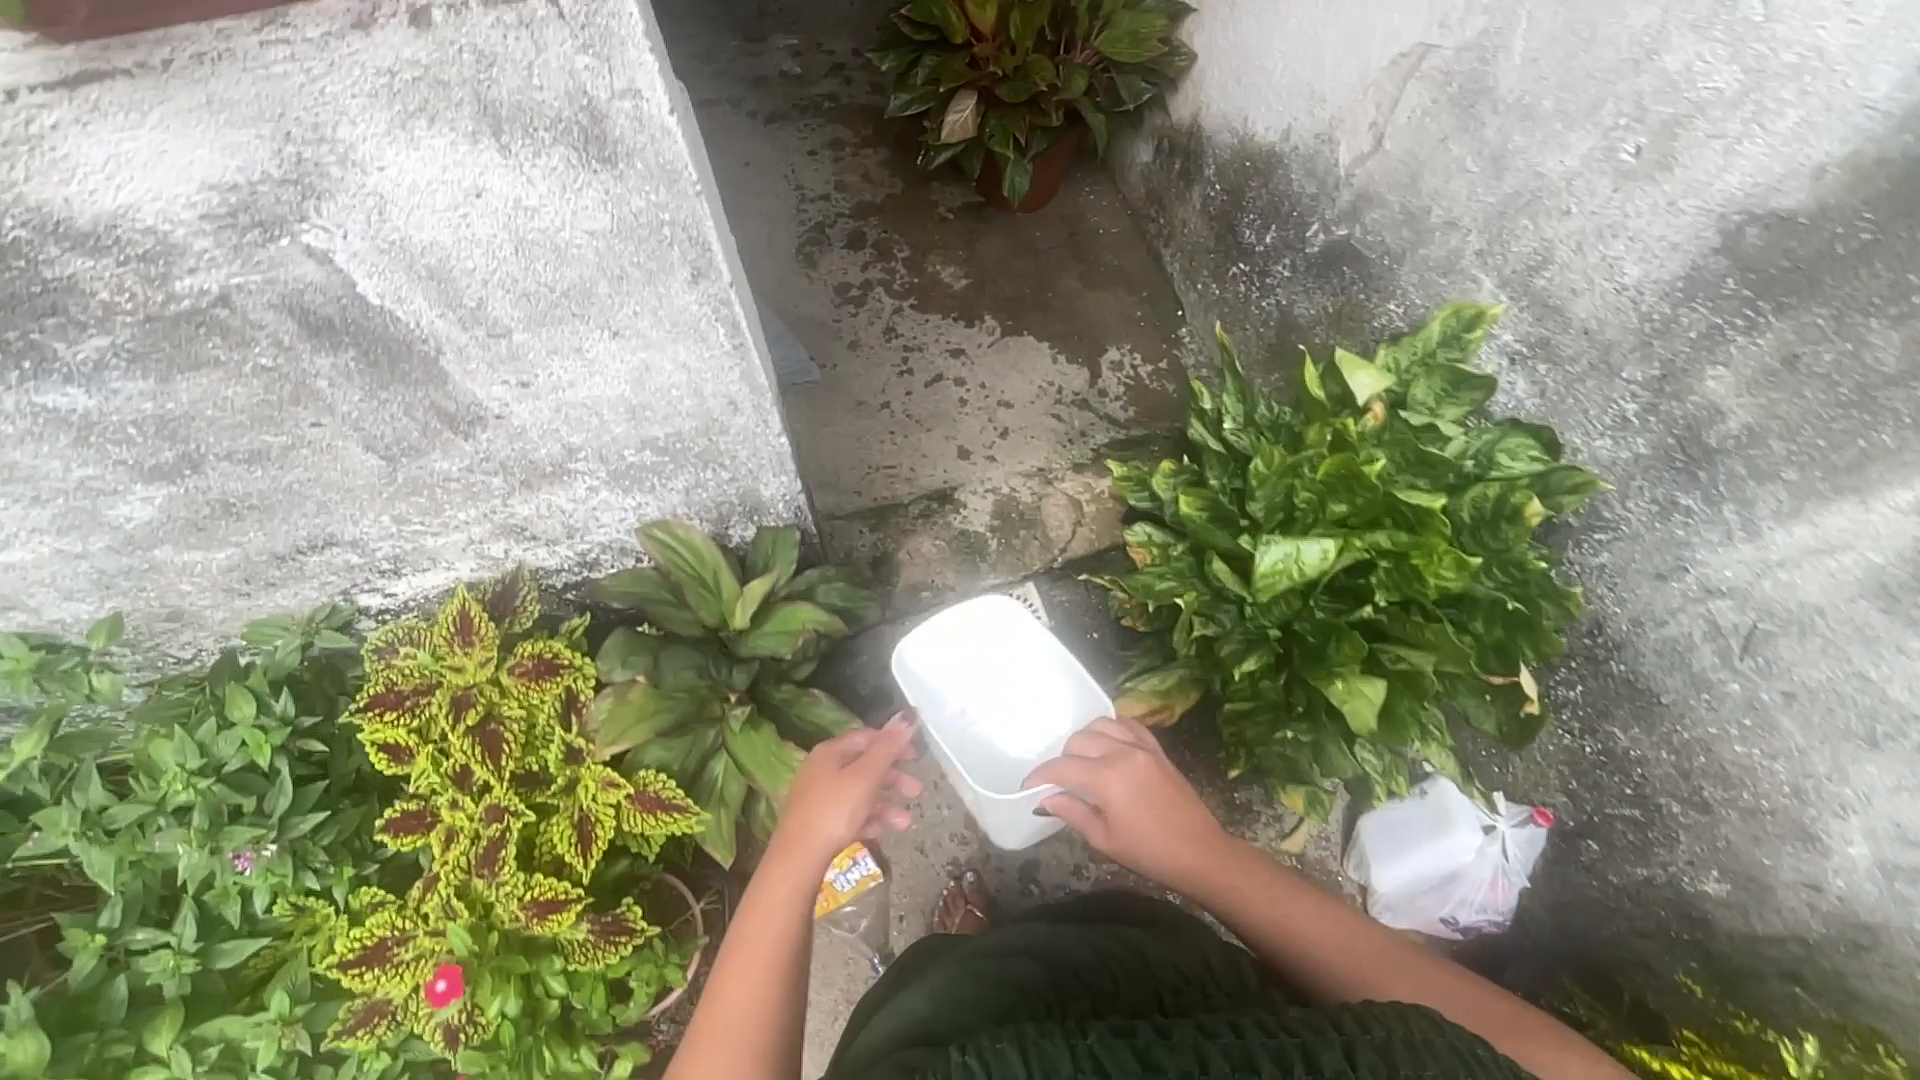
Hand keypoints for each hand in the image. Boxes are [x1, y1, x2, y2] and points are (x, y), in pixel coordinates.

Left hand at [768, 711, 922, 871]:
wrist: (798, 859)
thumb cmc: (834, 811)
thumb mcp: (865, 777)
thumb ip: (888, 748)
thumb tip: (908, 715)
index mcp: (830, 752)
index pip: (866, 737)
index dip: (893, 743)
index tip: (916, 756)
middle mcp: (822, 770)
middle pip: (864, 767)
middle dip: (894, 779)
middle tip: (917, 791)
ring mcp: (818, 797)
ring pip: (860, 794)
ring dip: (886, 805)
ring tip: (906, 823)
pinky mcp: (819, 822)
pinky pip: (850, 815)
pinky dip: (869, 820)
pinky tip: (884, 832)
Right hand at [1023, 717, 1230, 890]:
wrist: (1200, 852)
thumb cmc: (1150, 853)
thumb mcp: (1104, 840)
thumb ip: (1073, 813)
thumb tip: (1046, 799)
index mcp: (1107, 777)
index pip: (1061, 767)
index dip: (1040, 776)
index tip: (1028, 787)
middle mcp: (1122, 752)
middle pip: (1079, 740)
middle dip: (1062, 759)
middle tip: (1060, 782)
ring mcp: (1142, 747)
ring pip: (1101, 725)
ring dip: (1085, 739)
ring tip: (1082, 760)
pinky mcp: (1157, 750)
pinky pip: (1129, 725)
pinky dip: (1112, 729)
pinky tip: (1108, 744)